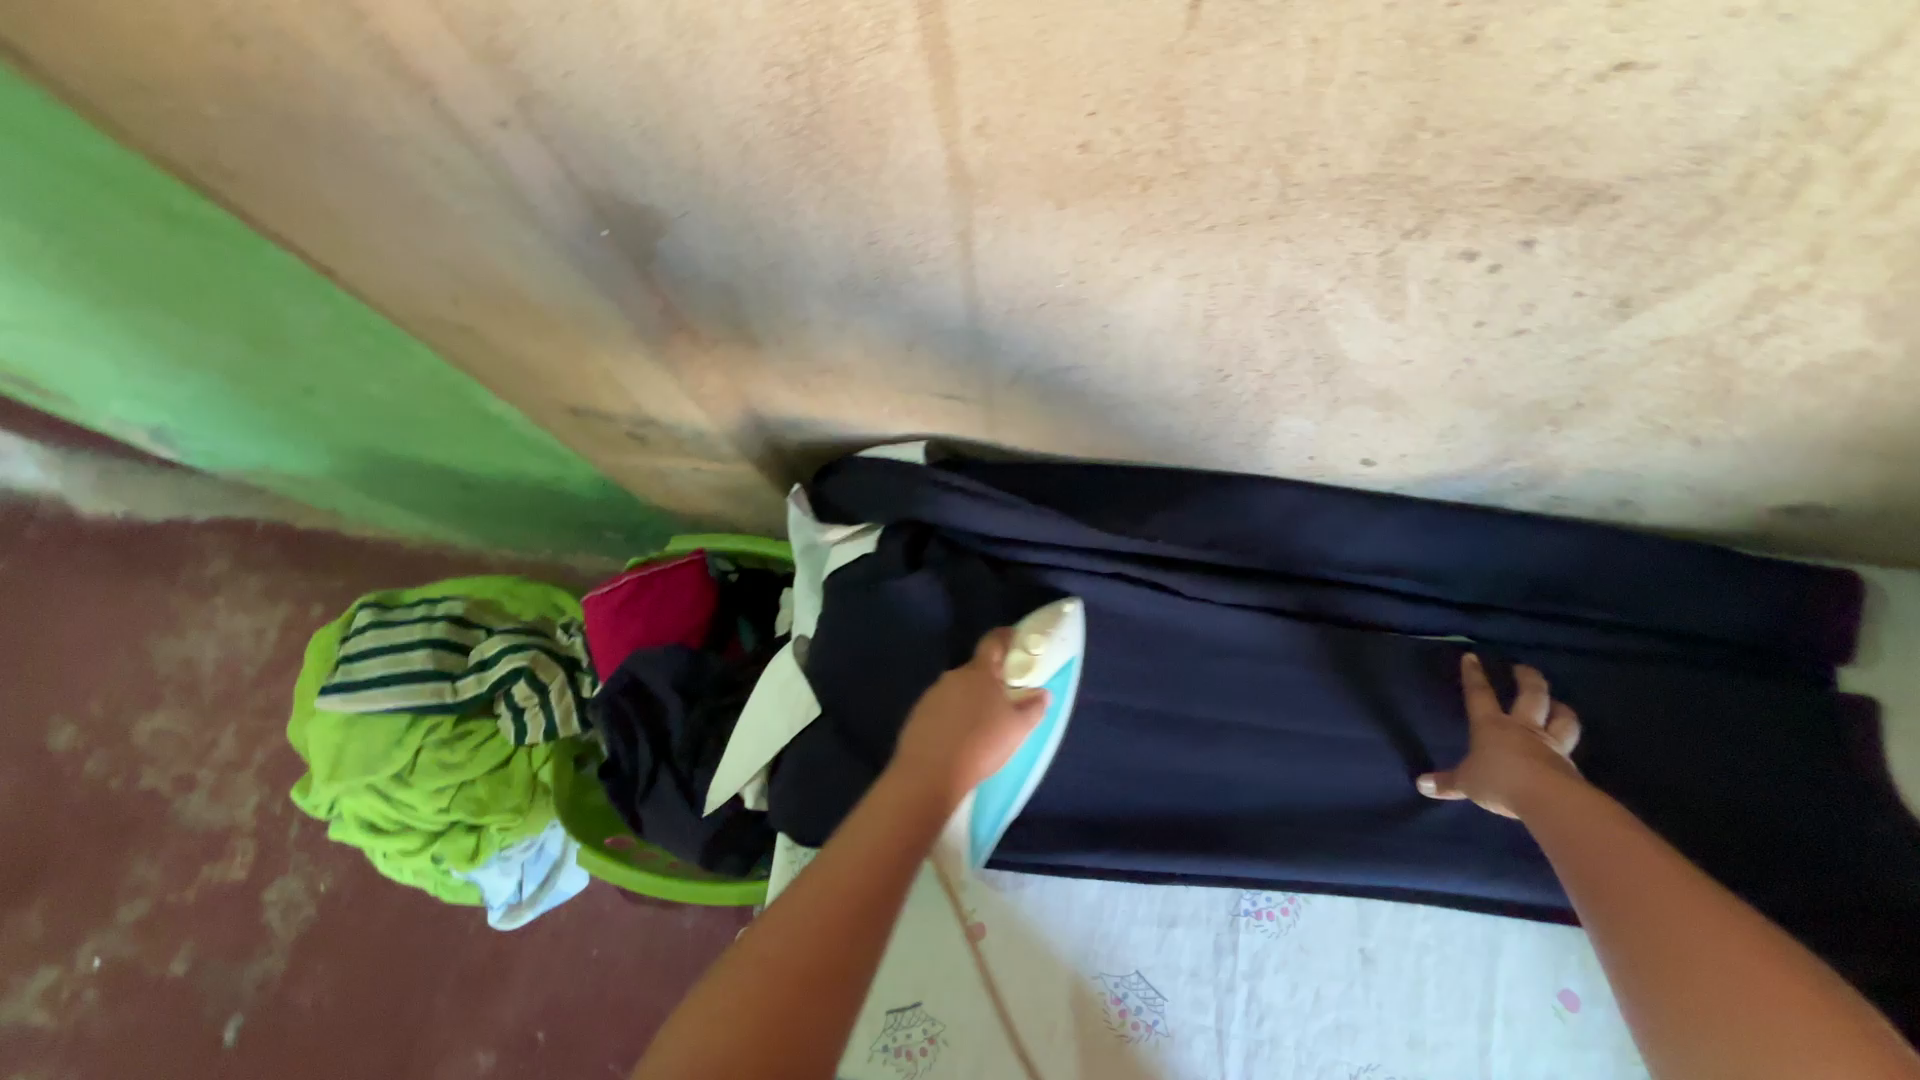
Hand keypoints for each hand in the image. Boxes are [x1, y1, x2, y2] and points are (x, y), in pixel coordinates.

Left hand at [887, 628, 1050, 808]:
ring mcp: (931, 696)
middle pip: (975, 671)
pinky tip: (958, 740)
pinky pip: (941, 710)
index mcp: (979, 673)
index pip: (992, 642)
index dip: (1005, 638)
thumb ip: (1034, 708)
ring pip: (957, 691)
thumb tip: (1043, 694)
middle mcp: (952, 677)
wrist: (929, 773)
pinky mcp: (917, 716)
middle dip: (990, 681)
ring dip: (970, 701)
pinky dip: (952, 718)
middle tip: (1005, 699)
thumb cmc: (981, 744)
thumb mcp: (1018, 729)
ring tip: (981, 726)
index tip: (1016, 640)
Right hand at [1417, 653, 1584, 818]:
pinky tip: (1566, 746)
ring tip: (1557, 703)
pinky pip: (1570, 747)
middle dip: (1528, 678)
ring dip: (1561, 708)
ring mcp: (1549, 744)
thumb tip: (1421, 784)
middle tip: (1524, 669)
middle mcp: (1523, 728)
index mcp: (1491, 725)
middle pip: (1532, 695)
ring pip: (1562, 718)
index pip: (1479, 694)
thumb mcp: (1466, 783)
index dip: (1474, 675)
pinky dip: (1568, 743)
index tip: (1472, 657)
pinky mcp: (1568, 764)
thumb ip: (1447, 782)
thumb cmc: (1498, 781)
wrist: (1546, 799)